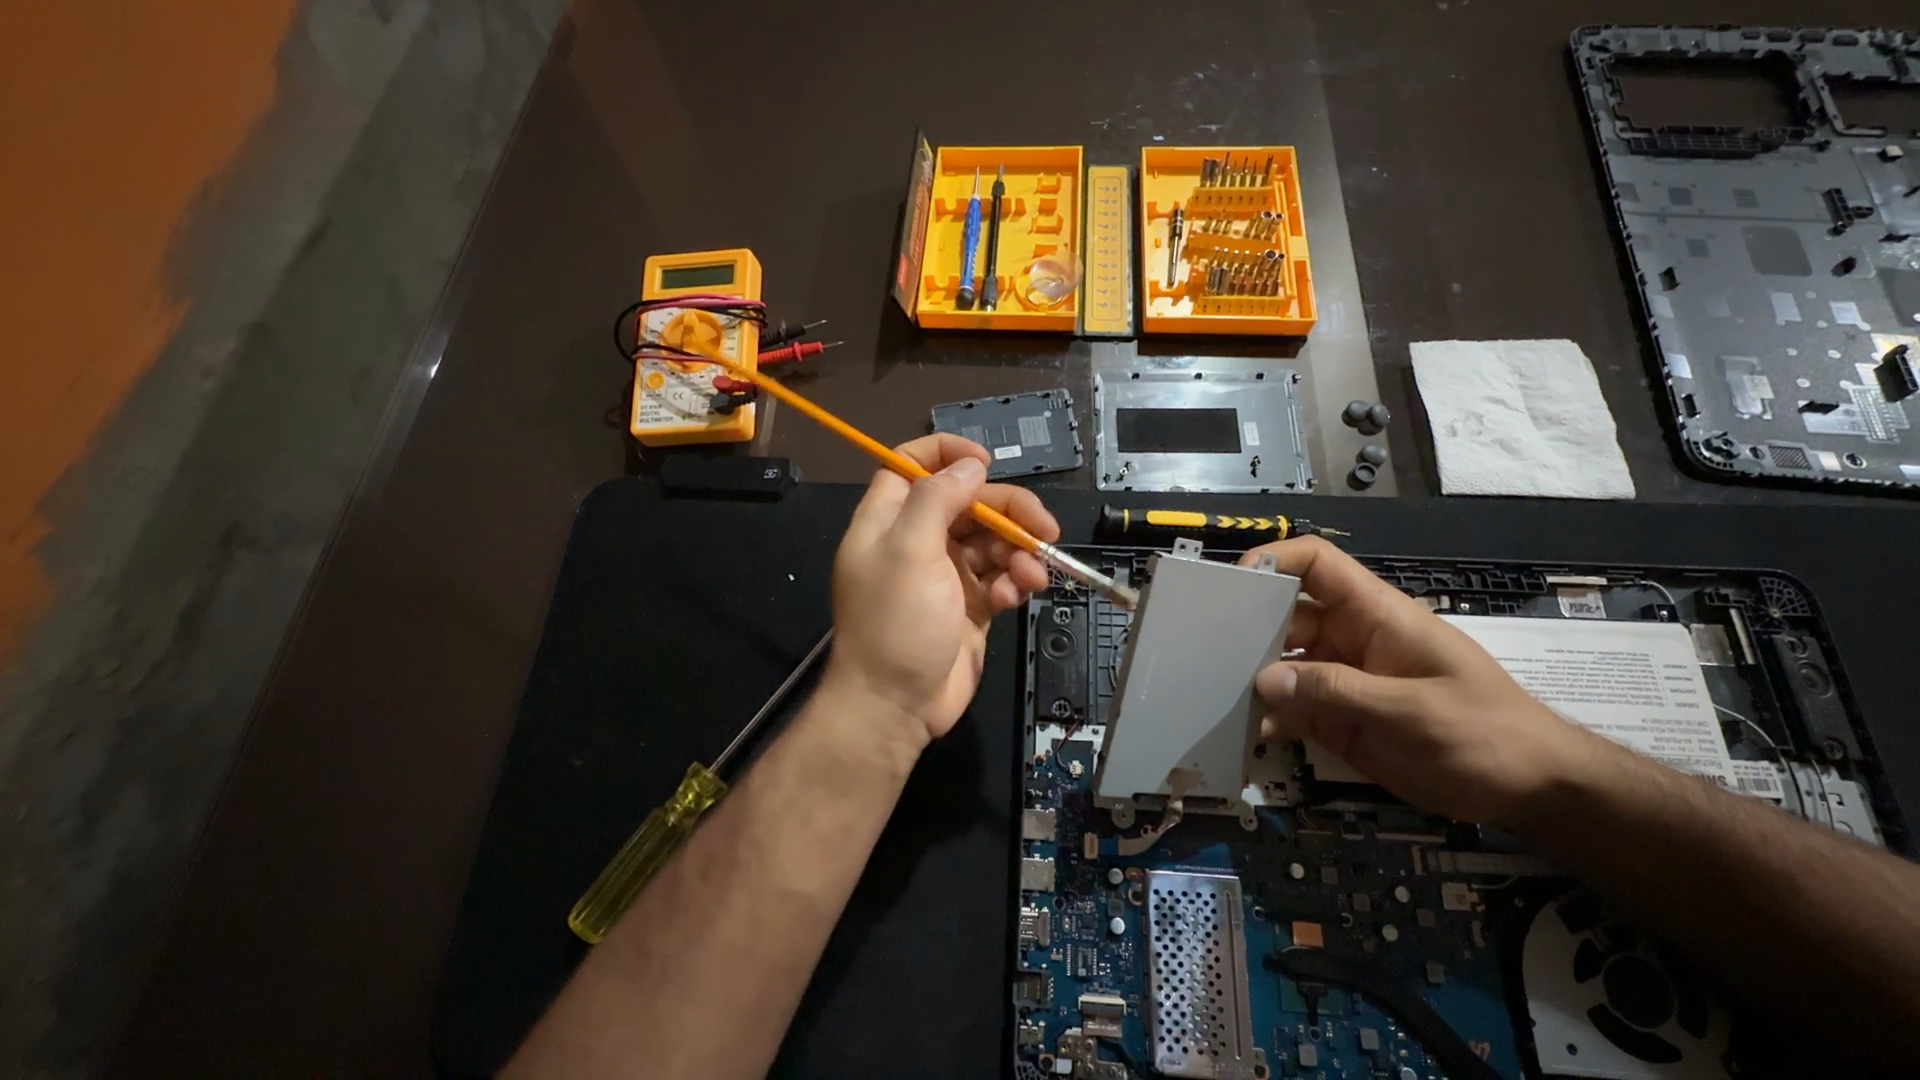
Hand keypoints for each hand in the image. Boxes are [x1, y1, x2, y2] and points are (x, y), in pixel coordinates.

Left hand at [823, 435, 1057, 758]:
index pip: (912, 465)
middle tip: (1044, 528)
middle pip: (968, 503)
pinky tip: (1017, 596)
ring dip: (1018, 552)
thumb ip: (937, 499)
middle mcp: (917, 541)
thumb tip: (970, 465)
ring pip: (992, 541)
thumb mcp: (909, 552)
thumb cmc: (895, 624)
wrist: (896, 705)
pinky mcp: (971, 605)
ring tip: (1031, 576)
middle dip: (1008, 511)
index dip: (947, 454)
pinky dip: (1014, 581)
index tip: (986, 460)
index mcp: (889, 520)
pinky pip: (1000, 577)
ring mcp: (945, 574)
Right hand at [1241, 537, 1604, 824]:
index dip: (1275, 560)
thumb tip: (1265, 680)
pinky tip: (1239, 730)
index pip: (1318, 565)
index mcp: (1375, 615)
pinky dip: (1263, 716)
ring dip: (1248, 675)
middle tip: (1203, 648)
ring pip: (1280, 665)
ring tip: (1210, 691)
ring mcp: (1340, 681)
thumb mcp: (1415, 710)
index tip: (1235, 584)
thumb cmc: (1486, 733)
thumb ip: (1338, 692)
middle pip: (1286, 615)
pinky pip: (1290, 709)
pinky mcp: (1336, 721)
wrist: (1531, 791)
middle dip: (1246, 625)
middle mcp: (1349, 641)